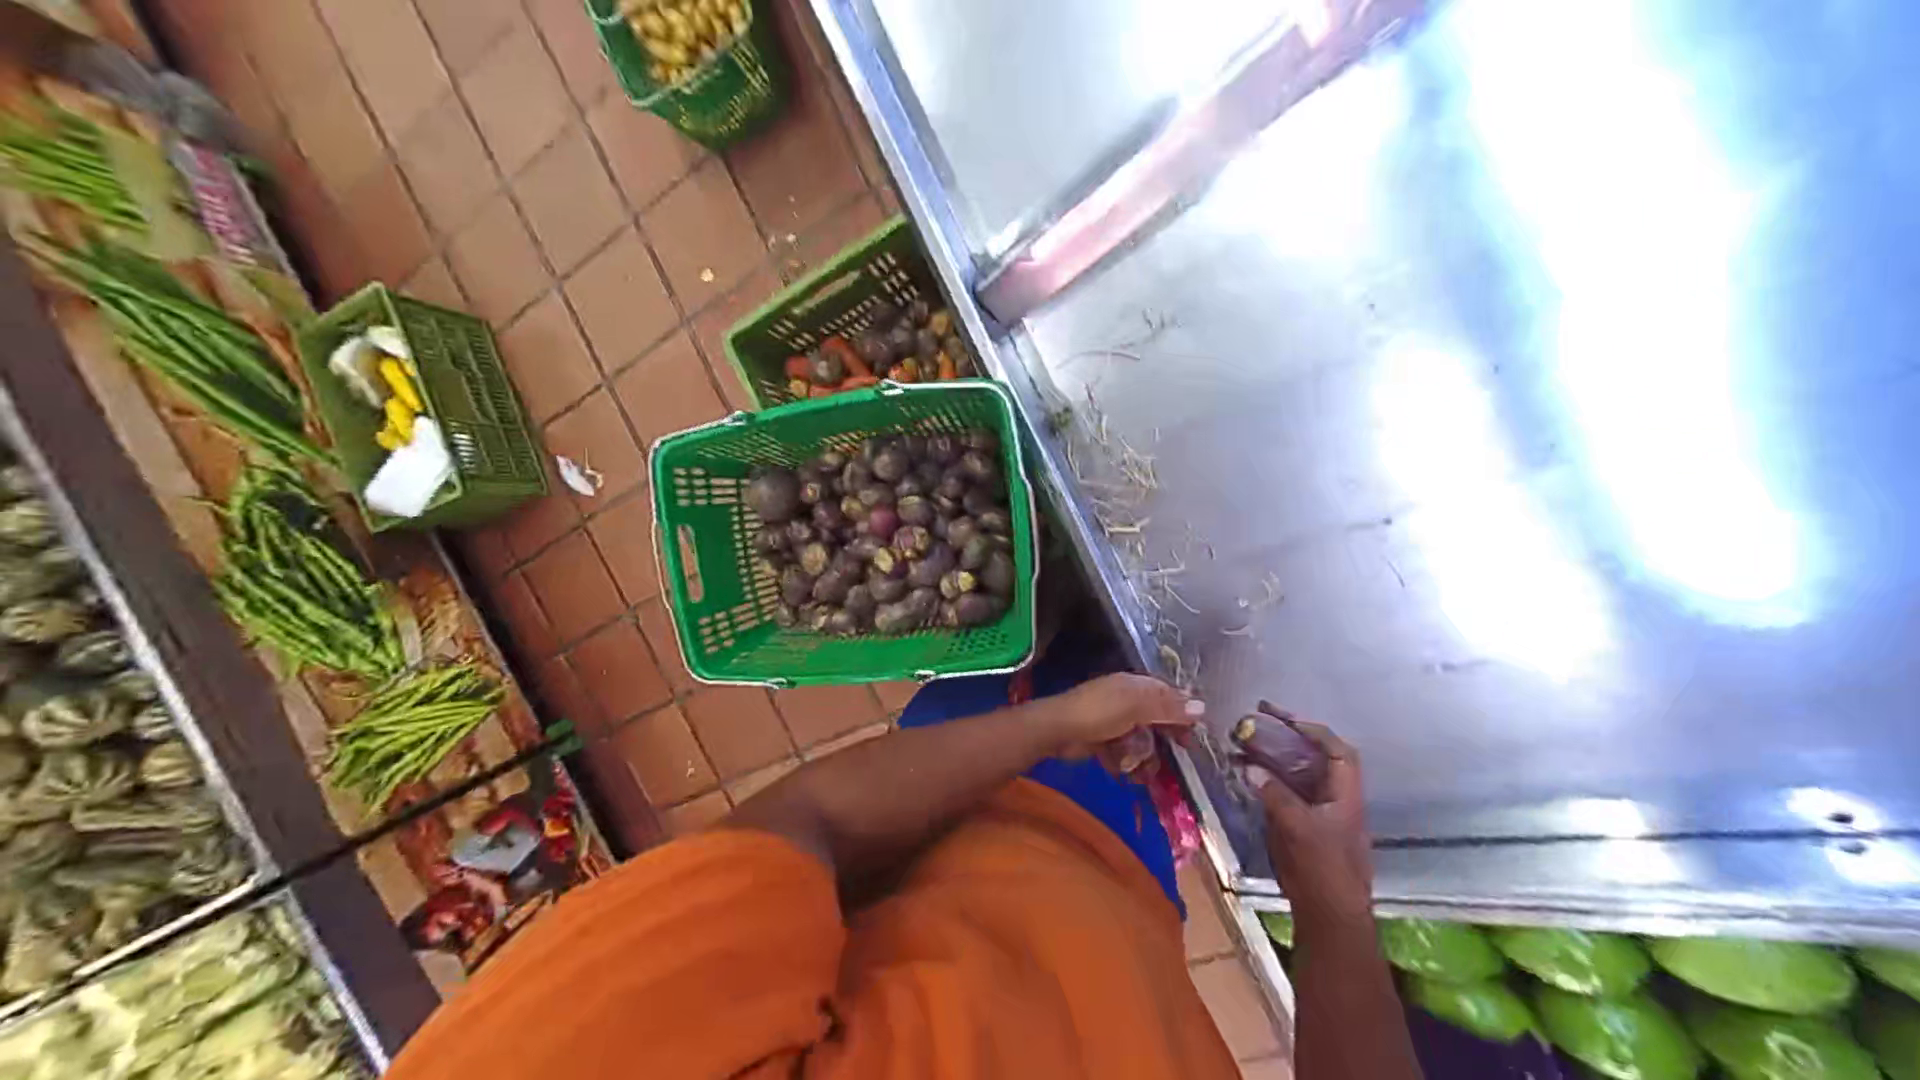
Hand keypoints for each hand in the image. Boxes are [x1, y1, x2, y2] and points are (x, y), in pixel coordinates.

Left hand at [1046, 673, 1202, 768]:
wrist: (1058, 731)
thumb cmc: (1097, 713)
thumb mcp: (1135, 706)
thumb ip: (1167, 707)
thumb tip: (1201, 706)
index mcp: (1135, 686)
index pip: (1169, 696)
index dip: (1182, 715)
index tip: (1193, 736)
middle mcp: (1127, 701)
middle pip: (1157, 722)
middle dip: (1162, 741)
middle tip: (1170, 757)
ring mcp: (1115, 722)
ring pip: (1143, 742)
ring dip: (1141, 755)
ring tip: (1134, 763)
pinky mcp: (1105, 741)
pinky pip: (1125, 753)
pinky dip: (1124, 761)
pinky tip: (1121, 767)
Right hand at [1252, 711, 1373, 922]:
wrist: (1330, 916)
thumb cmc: (1323, 870)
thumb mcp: (1298, 827)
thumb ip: (1274, 794)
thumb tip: (1249, 767)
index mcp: (1345, 796)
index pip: (1338, 752)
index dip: (1314, 731)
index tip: (1284, 717)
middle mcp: (1334, 799)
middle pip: (1315, 757)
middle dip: (1289, 735)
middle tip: (1259, 718)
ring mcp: (1319, 814)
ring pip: (1298, 774)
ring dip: (1273, 755)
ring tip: (1245, 742)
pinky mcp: (1303, 827)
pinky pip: (1285, 792)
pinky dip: (1267, 778)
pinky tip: (1246, 773)